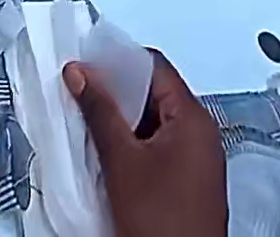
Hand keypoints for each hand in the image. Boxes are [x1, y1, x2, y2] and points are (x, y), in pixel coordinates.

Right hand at [66, 50, 227, 235]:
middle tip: (82, 87)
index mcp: (193, 120)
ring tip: (89, 115)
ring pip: (152, 117)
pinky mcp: (187, 180)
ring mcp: (196, 159)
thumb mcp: (120, 159)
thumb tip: (79, 72)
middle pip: (153, 90)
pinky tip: (105, 145)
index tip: (88, 62)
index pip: (154, 66)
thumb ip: (98, 109)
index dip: (119, 60)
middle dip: (116, 89)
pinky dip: (131, 138)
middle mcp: (200, 134)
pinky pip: (156, 142)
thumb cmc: (160, 224)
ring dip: (121, 115)